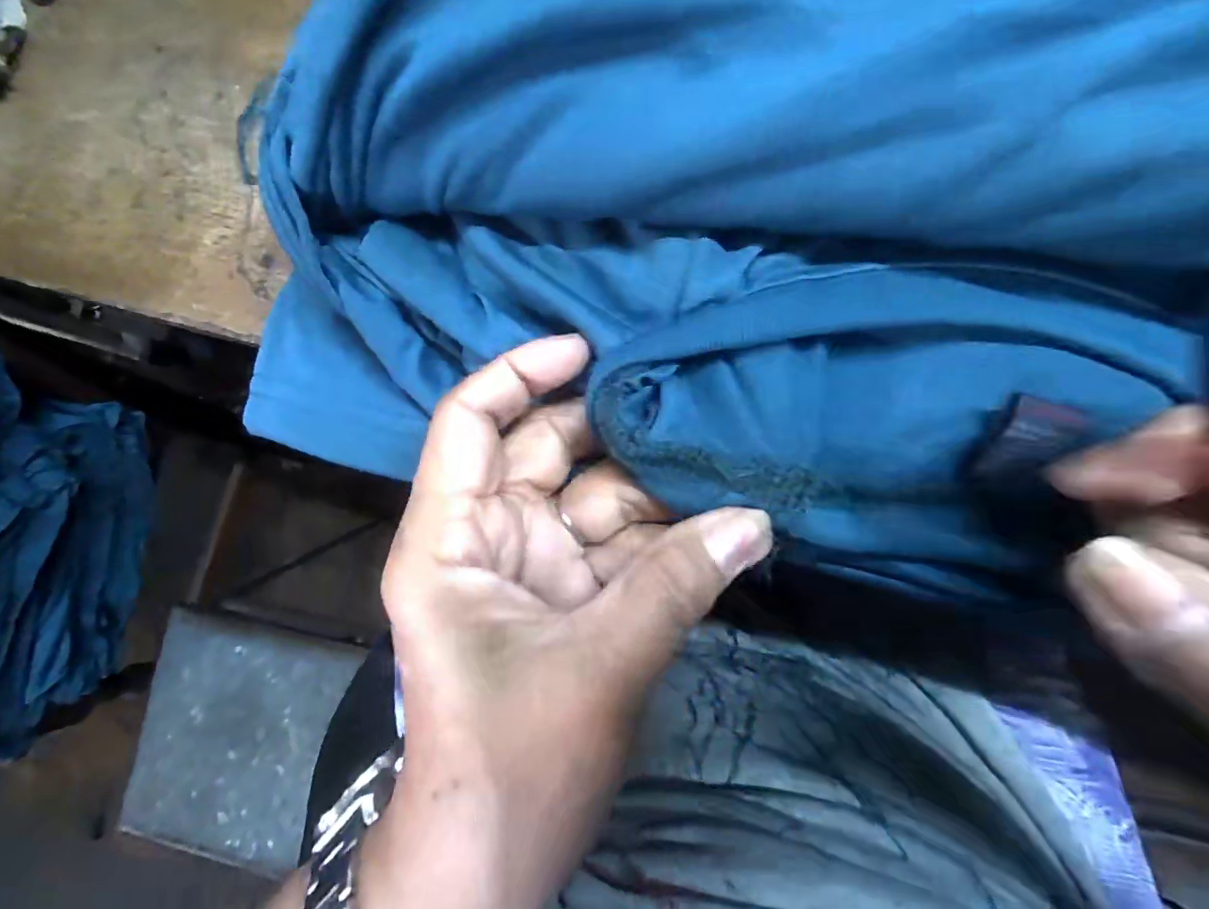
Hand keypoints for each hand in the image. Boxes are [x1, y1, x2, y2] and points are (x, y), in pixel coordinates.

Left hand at [355, 335, 771, 908]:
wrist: (498, 859)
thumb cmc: (516, 760)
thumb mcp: (600, 661)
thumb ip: (677, 583)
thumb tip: (757, 520)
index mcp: (451, 538)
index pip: (470, 422)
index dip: (519, 373)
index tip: (586, 349)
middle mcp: (487, 537)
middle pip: (545, 451)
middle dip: (611, 431)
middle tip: (682, 407)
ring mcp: (533, 566)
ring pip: (595, 498)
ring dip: (654, 488)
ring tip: (720, 462)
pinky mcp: (572, 596)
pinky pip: (620, 544)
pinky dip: (665, 534)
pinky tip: (720, 520)